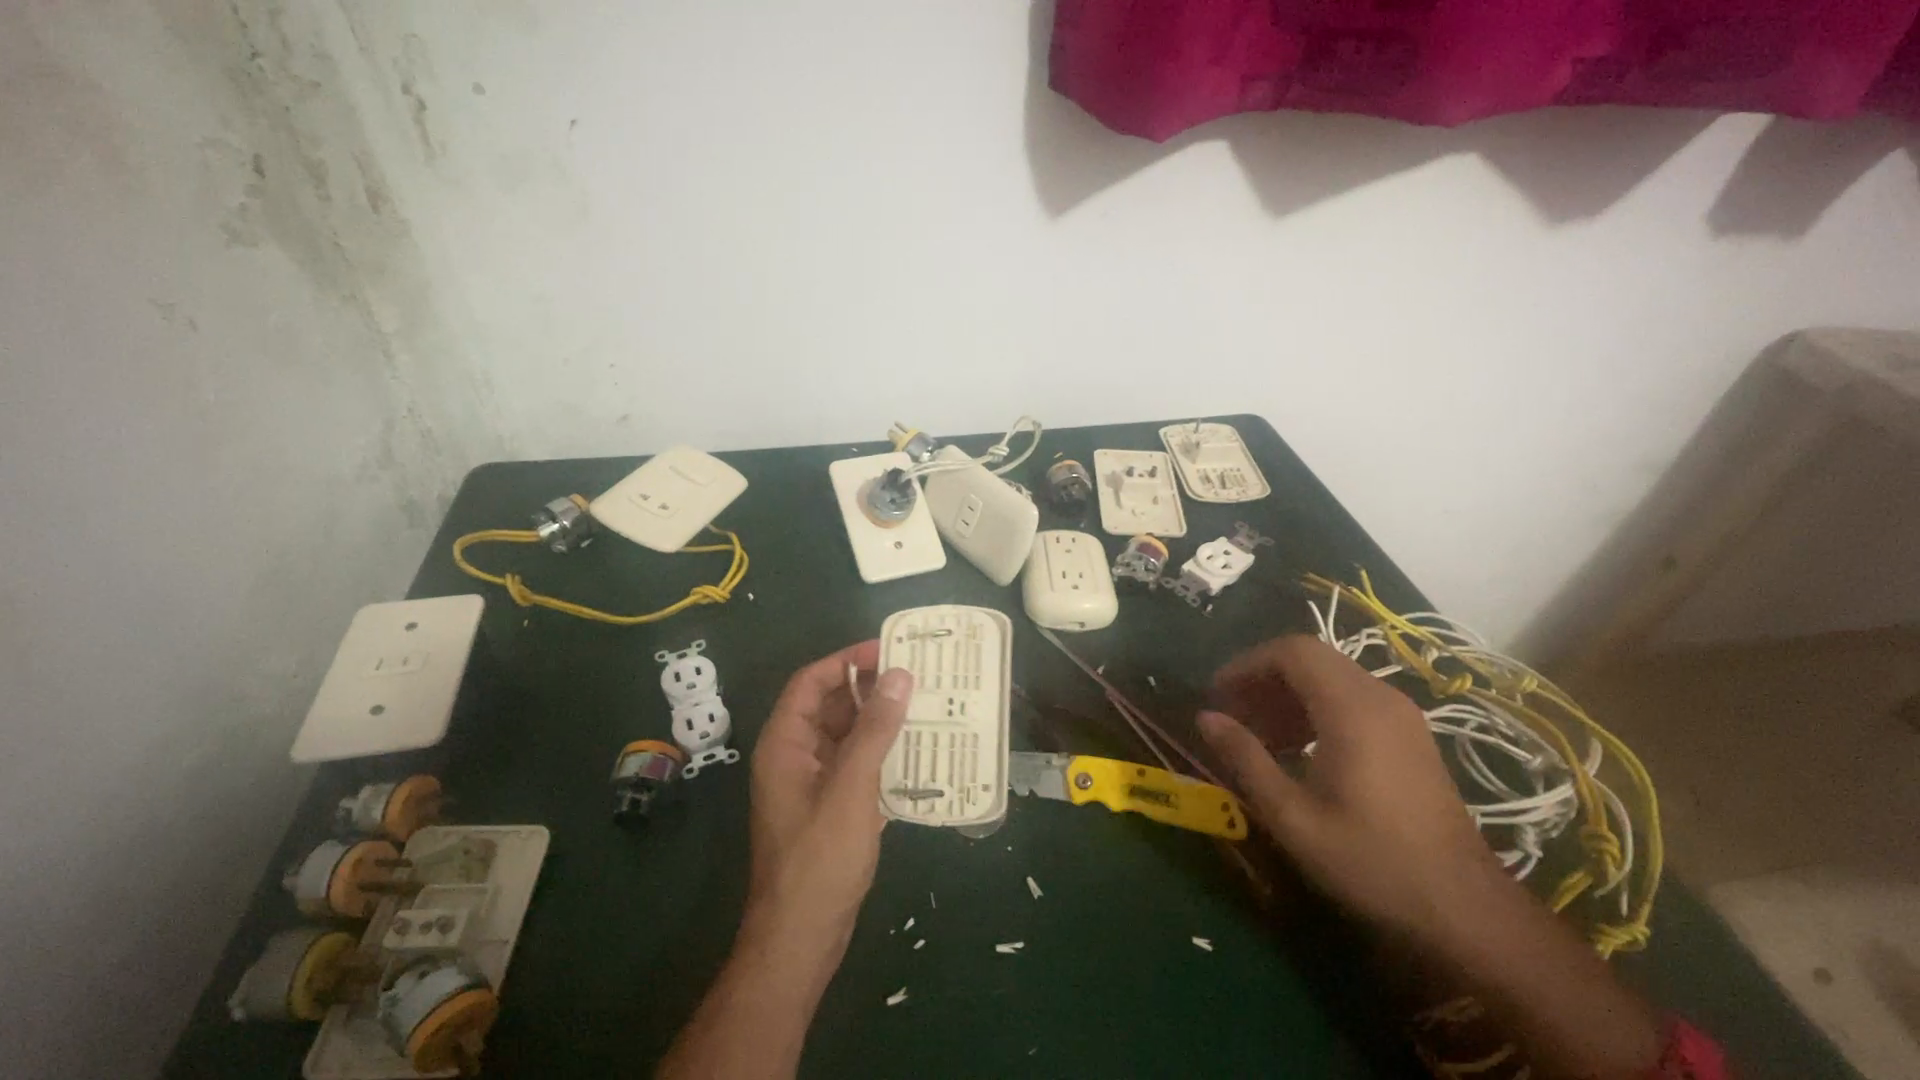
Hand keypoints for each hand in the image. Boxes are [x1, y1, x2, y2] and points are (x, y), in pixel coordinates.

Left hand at [659, 643, 912, 1079]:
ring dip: (881, 722)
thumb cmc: (820, 859)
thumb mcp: (851, 788)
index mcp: (785, 744)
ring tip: (927, 708)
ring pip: (847, 737)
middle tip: (920, 676)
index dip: (847, 660)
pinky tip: (920, 755)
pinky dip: (883, 756)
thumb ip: (874, 730)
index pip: (811, 682)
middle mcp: (794, 757)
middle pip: (831, 707)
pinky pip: (856, 767)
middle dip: (871, 688)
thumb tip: (899, 675)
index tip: (891, 649)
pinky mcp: (829, 809)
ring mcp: (811, 785)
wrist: (801, 936)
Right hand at [1198, 636, 1663, 1077]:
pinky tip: (1296, 752)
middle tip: (1230, 717)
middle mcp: (1380, 698)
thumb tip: (1205, 717)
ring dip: (1287, 697)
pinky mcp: (1410, 737)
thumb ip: (1246, 759)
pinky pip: (1352, 700)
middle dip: (1263, 679)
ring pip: (1332, 678)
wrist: (1462, 906)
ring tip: (1256, 737)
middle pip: (1311, 659)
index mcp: (1352, 709)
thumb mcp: (1293, 816)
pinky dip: (1315, 711)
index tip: (1215, 695)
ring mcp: (1401, 716)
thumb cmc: (1369, 861)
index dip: (1246, 664)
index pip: (1292, 651)